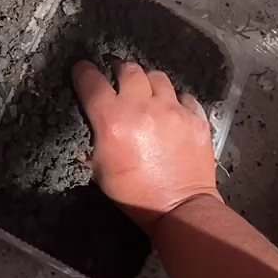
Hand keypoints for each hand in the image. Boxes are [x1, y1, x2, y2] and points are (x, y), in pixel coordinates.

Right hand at [72, 60, 218, 228]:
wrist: (180, 207)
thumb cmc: (133, 193)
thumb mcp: (100, 169)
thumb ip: (95, 139)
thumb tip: (94, 123)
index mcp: (113, 120)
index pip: (92, 81)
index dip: (84, 71)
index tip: (83, 70)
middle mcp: (142, 107)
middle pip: (129, 69)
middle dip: (119, 70)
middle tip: (118, 80)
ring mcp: (172, 109)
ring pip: (157, 76)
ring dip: (147, 82)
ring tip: (146, 94)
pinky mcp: (195, 117)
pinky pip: (183, 95)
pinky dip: (174, 99)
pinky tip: (170, 111)